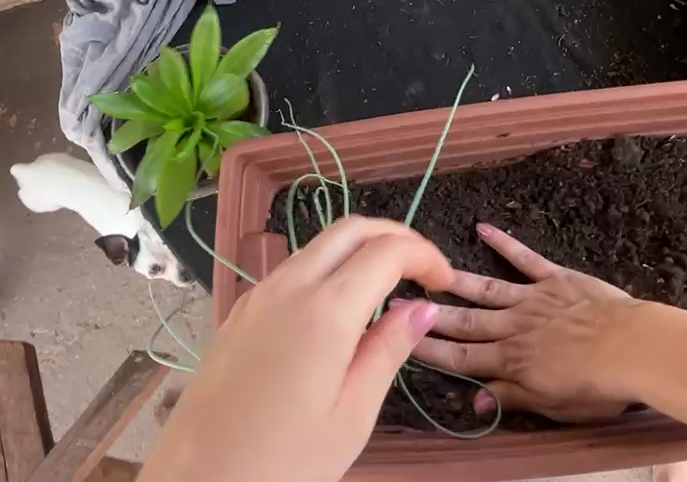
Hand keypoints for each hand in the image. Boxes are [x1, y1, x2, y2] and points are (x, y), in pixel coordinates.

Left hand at [142, 216, 454, 481]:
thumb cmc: (283, 463)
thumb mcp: (351, 416)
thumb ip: (388, 351)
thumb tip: (422, 308)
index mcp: (326, 308)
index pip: (387, 251)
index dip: (424, 256)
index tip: (445, 282)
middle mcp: (291, 284)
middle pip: (351, 228)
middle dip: (394, 236)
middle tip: (423, 269)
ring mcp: (260, 293)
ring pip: (320, 244)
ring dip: (359, 249)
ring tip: (387, 287)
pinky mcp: (241, 310)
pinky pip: (294, 268)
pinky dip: (328, 268)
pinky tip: (340, 309)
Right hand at [411, 222, 644, 421]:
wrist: (631, 348)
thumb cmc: (598, 387)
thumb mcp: (554, 406)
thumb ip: (513, 397)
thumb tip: (473, 401)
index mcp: (512, 362)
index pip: (463, 358)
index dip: (431, 350)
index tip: (403, 340)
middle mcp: (513, 327)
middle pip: (465, 322)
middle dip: (430, 314)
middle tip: (396, 299)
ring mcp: (531, 298)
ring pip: (485, 289)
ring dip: (454, 281)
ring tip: (425, 269)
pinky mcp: (553, 278)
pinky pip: (524, 259)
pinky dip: (503, 243)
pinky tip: (482, 227)